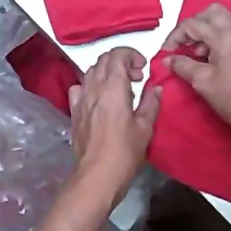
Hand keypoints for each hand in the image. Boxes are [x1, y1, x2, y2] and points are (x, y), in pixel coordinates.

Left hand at [67, 47, 160, 200]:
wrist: (97, 176)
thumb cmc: (125, 151)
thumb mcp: (145, 127)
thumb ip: (151, 102)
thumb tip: (156, 87)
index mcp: (113, 87)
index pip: (117, 55)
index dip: (131, 55)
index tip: (143, 68)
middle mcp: (94, 88)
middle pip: (103, 60)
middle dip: (121, 62)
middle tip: (136, 77)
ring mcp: (81, 100)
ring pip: (90, 72)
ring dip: (107, 72)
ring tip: (121, 87)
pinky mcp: (74, 112)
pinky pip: (79, 89)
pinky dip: (91, 86)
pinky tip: (99, 98)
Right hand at [160, 5, 230, 145]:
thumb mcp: (202, 81)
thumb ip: (182, 65)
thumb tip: (168, 59)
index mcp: (224, 34)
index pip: (192, 24)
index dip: (175, 36)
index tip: (166, 52)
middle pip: (211, 13)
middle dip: (194, 26)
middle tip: (183, 46)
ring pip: (224, 20)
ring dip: (207, 31)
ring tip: (198, 55)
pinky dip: (221, 38)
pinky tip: (216, 59)